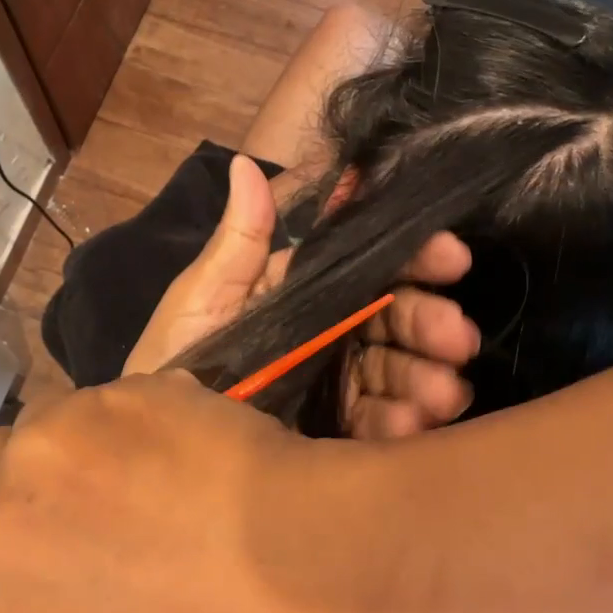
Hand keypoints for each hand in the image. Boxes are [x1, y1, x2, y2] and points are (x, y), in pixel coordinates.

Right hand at [0, 373, 400, 612]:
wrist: (288, 594)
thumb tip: (9, 588)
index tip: (26, 534)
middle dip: (34, 482)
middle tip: (102, 508)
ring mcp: (51, 434)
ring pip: (57, 423)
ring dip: (92, 445)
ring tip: (160, 485)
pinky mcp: (121, 382)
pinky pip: (120, 399)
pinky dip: (146, 420)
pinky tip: (195, 457)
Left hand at [123, 156, 482, 437]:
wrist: (156, 448)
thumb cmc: (173, 359)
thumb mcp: (202, 297)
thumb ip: (237, 241)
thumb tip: (244, 164)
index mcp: (302, 289)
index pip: (365, 263)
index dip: (410, 255)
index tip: (449, 254)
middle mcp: (329, 330)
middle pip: (391, 317)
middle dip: (429, 322)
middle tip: (456, 334)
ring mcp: (336, 381)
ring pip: (395, 370)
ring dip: (424, 377)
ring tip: (443, 393)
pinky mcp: (337, 434)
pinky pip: (376, 426)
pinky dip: (399, 425)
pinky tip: (413, 427)